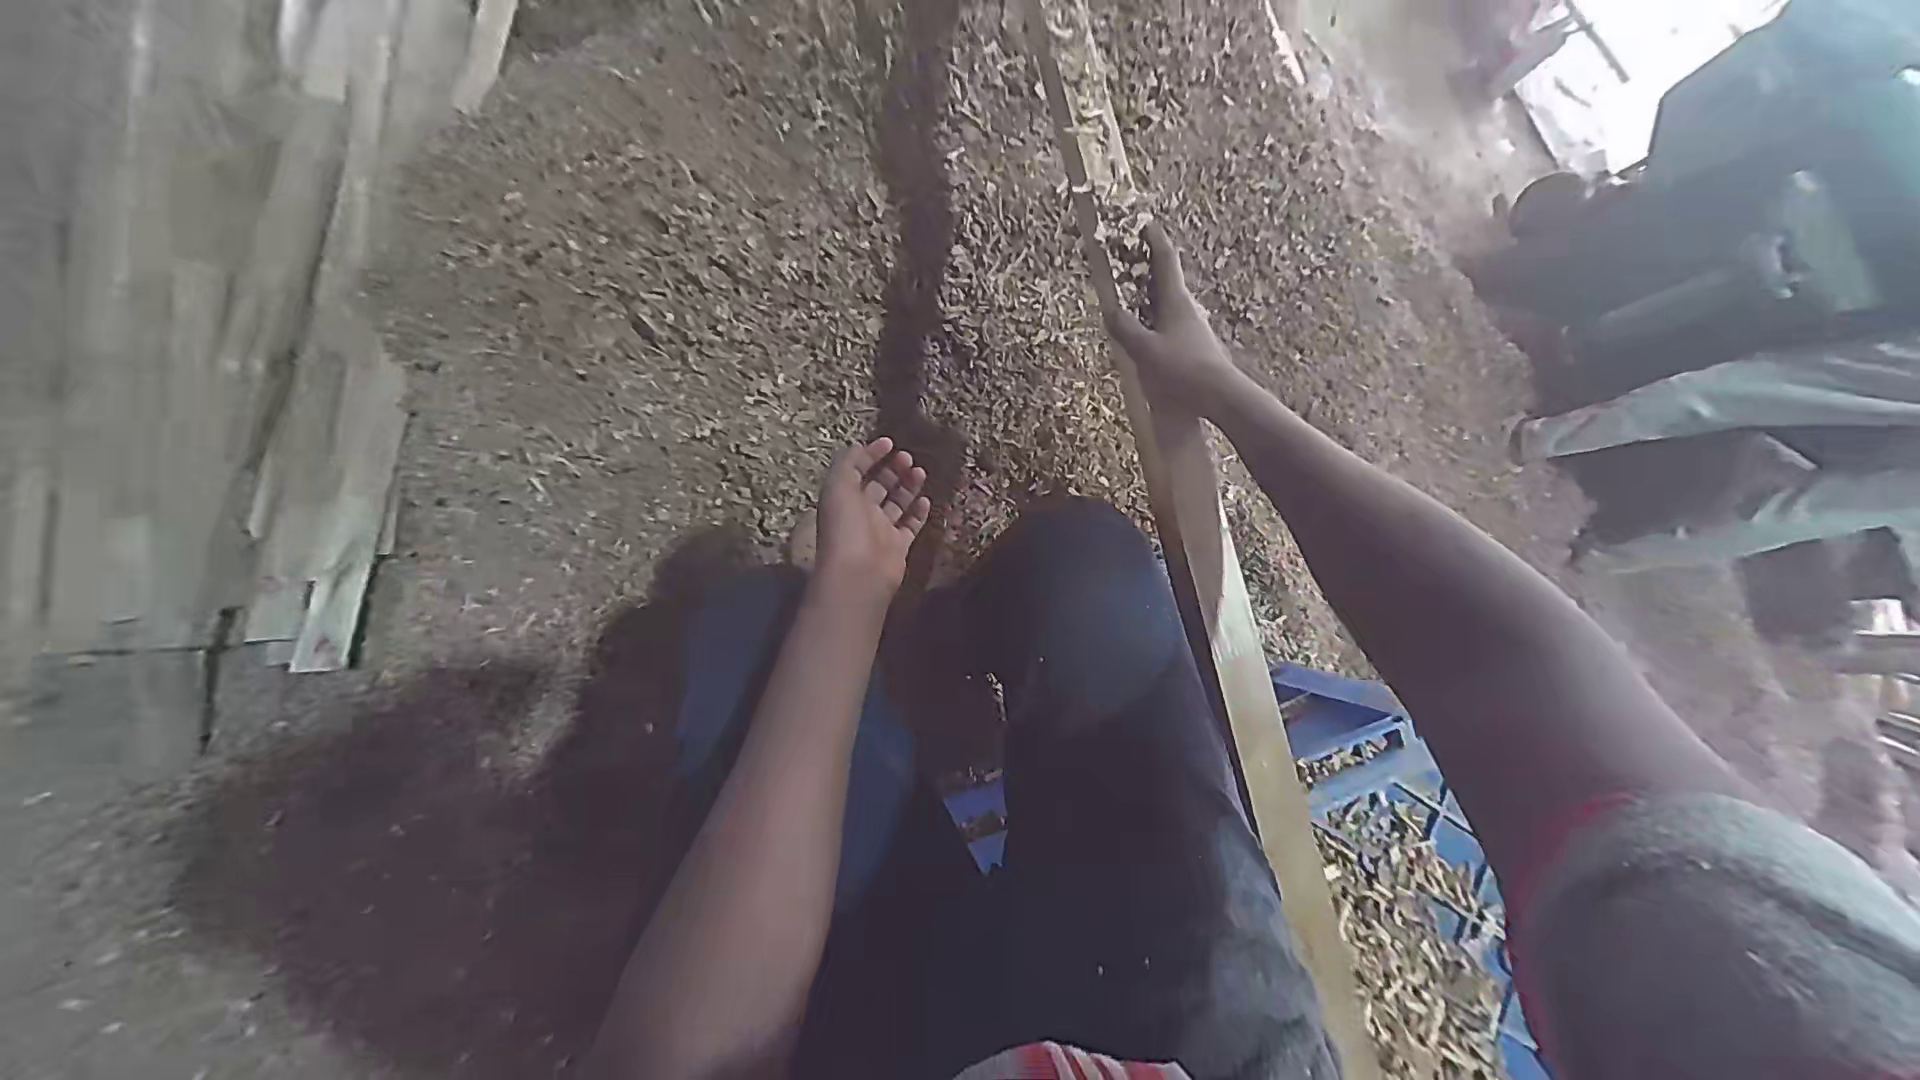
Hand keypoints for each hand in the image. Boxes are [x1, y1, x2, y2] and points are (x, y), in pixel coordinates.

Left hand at [814, 437, 929, 602]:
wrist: (858, 573)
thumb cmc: (846, 527)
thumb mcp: (838, 486)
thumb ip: (847, 463)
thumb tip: (858, 446)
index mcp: (844, 498)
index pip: (857, 470)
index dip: (871, 454)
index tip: (889, 442)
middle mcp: (861, 513)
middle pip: (879, 485)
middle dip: (892, 469)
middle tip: (908, 457)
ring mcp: (880, 530)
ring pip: (897, 503)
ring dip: (908, 486)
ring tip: (920, 471)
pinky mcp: (898, 546)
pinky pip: (910, 525)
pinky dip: (918, 512)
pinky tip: (926, 500)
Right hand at [1104, 222, 1246, 414]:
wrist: (1219, 396)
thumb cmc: (1182, 369)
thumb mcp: (1146, 350)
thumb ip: (1125, 329)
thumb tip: (1110, 310)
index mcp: (1175, 302)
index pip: (1165, 261)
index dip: (1154, 241)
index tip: (1145, 224)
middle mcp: (1186, 309)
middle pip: (1165, 282)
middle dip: (1146, 271)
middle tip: (1127, 265)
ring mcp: (1192, 328)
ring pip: (1166, 305)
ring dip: (1148, 299)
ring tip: (1129, 303)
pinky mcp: (1193, 347)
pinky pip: (1168, 325)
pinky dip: (1153, 321)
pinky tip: (1144, 336)